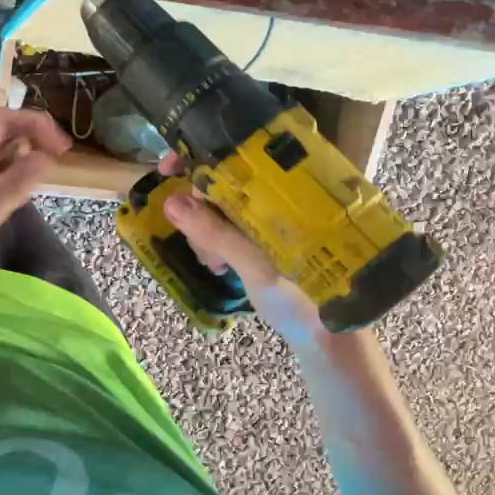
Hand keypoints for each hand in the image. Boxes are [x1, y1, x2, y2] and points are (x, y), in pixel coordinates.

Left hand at [0, 108, 71, 316]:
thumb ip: (13, 185)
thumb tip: (47, 157)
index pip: (1, 119)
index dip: (36, 124)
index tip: (65, 149)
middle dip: (32, 138)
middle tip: (63, 162)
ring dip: (22, 158)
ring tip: (48, 178)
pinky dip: (9, 178)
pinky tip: (22, 194)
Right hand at [156, 151, 326, 336]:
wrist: (326, 338)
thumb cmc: (303, 300)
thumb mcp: (258, 267)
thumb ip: (217, 234)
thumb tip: (172, 202)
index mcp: (289, 191)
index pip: (239, 156)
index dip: (200, 156)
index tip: (168, 168)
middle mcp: (279, 195)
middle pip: (221, 180)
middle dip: (199, 209)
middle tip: (207, 251)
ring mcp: (269, 217)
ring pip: (218, 205)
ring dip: (205, 232)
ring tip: (218, 264)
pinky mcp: (261, 236)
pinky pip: (224, 226)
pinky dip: (214, 241)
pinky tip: (220, 264)